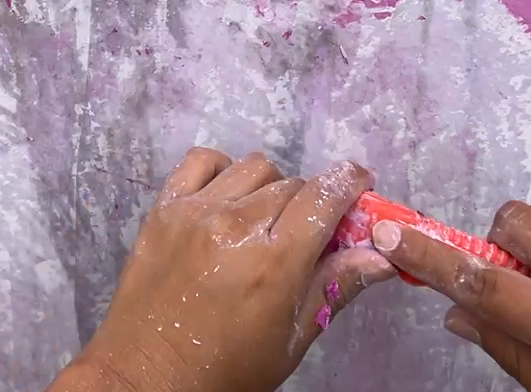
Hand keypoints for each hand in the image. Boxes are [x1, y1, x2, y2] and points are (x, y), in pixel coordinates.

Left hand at [50, 149, 395, 391]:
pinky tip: (225, 197)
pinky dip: (222, 170)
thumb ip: (335, 287)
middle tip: (305, 228)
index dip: (348, 182)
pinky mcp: (165, 205)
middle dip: (309, 200)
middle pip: (292, 183)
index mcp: (273, 263)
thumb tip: (383, 256)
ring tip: (262, 217)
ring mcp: (196, 210)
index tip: (360, 182)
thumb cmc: (227, 369)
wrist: (147, 377)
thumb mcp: (290, 341)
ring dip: (269, 185)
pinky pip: (202, 160)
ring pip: (252, 165)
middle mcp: (236, 224)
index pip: (322, 197)